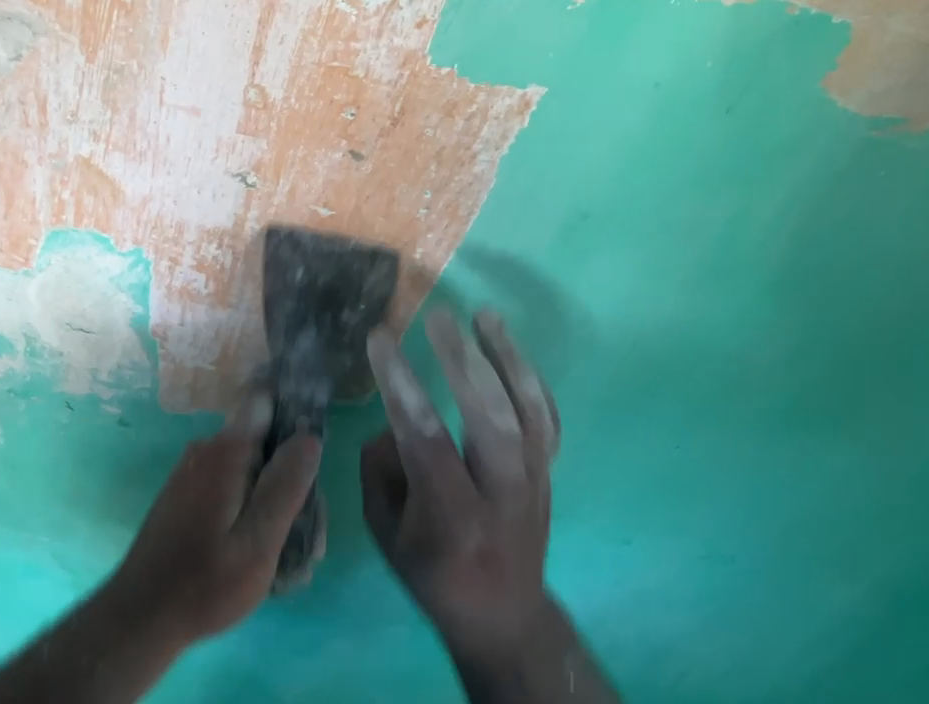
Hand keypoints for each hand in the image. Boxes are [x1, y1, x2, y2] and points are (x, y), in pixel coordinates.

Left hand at [100, 393, 323, 646]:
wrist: (142, 615)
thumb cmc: (205, 583)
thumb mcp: (258, 541)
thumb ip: (285, 486)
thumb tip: (309, 436)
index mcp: (225, 452)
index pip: (262, 400)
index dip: (293, 412)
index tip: (316, 446)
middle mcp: (206, 451)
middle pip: (263, 442)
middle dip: (291, 478)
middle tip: (311, 535)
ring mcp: (193, 472)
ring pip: (250, 470)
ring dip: (274, 503)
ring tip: (292, 558)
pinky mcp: (187, 495)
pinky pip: (232, 489)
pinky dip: (251, 512)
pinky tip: (262, 556)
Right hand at [361, 308, 563, 653]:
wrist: (504, 614)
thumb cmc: (432, 572)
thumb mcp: (384, 531)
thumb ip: (380, 471)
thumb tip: (391, 420)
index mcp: (452, 518)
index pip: (425, 440)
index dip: (401, 385)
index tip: (378, 338)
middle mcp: (501, 497)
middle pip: (493, 423)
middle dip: (465, 365)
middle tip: (438, 317)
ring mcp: (534, 483)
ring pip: (530, 414)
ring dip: (507, 358)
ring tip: (484, 314)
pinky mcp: (549, 473)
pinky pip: (546, 418)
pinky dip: (529, 377)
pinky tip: (506, 344)